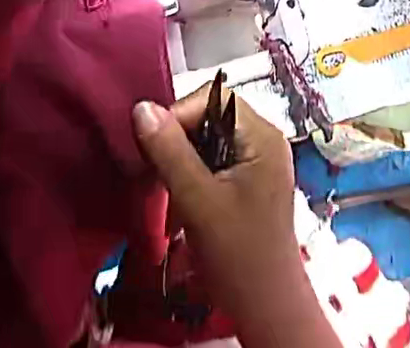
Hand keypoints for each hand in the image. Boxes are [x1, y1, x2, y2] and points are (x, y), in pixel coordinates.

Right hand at [132, 90, 336, 347]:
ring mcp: (259, 160)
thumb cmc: (239, 257)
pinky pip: (215, 161)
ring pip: (209, 140)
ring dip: (182, 161)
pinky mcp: (250, 181)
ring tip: (167, 190)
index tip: (152, 146)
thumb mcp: (199, 202)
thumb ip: (170, 153)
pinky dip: (193, 176)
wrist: (268, 310)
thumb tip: (141, 108)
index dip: (179, 115)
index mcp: (262, 135)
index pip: (214, 98)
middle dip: (178, 141)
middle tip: (154, 171)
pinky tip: (181, 204)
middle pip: (211, 117)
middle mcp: (265, 139)